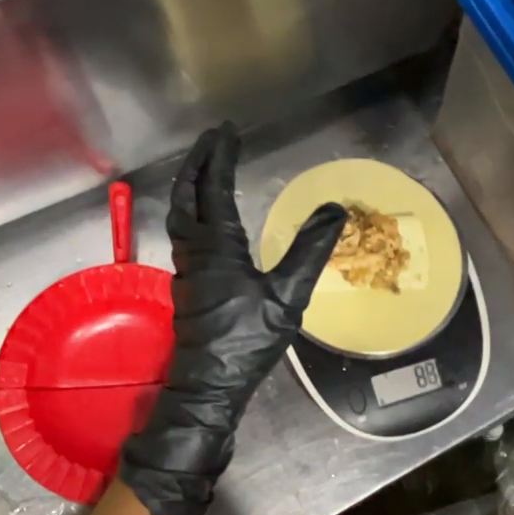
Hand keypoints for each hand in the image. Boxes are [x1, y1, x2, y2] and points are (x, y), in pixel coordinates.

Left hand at [119, 125, 346, 514]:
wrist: (210, 384)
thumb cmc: (247, 340)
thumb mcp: (287, 296)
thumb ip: (310, 251)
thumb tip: (334, 209)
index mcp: (216, 244)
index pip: (214, 187)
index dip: (220, 155)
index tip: (228, 131)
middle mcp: (195, 249)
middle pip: (185, 193)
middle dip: (197, 161)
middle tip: (212, 139)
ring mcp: (187, 266)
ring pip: (179, 213)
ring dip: (189, 184)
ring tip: (206, 168)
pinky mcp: (189, 282)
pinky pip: (184, 232)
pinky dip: (192, 210)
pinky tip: (207, 218)